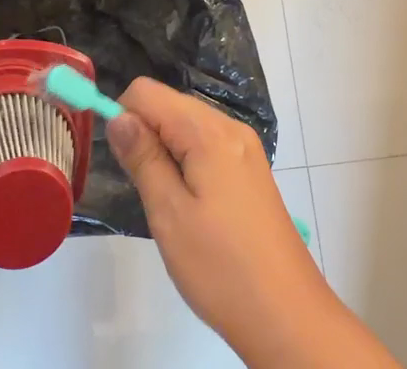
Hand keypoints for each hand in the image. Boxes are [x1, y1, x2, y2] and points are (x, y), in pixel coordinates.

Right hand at [107, 78, 399, 368]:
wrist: (287, 315)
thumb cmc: (221, 267)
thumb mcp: (169, 213)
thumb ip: (142, 158)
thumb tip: (118, 116)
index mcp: (209, 132)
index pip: (147, 92)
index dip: (122, 116)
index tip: (119, 162)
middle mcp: (231, 129)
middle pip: (169, 105)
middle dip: (145, 135)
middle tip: (145, 189)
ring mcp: (245, 150)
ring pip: (187, 127)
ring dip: (165, 153)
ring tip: (166, 203)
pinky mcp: (251, 172)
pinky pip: (206, 147)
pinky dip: (187, 164)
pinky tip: (190, 207)